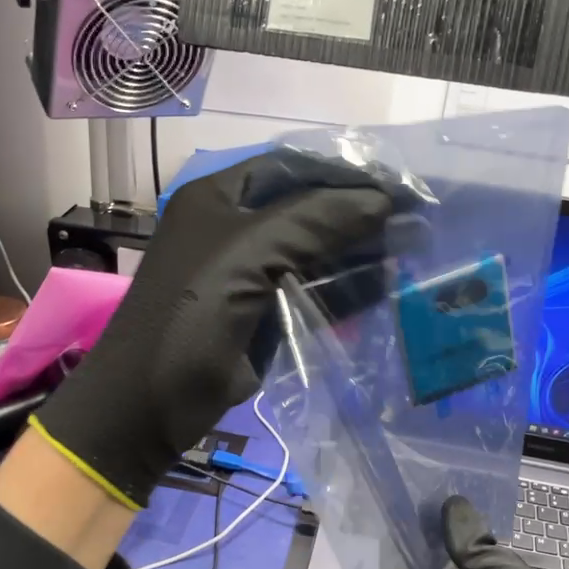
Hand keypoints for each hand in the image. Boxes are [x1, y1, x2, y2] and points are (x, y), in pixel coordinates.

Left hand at [31, 150, 403, 508]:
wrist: (152, 400)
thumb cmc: (191, 313)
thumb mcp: (249, 252)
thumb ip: (315, 220)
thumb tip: (381, 200)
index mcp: (219, 198)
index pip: (292, 168)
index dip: (344, 171)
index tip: (398, 179)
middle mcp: (236, 229)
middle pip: (308, 210)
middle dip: (359, 213)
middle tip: (416, 215)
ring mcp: (251, 275)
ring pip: (316, 253)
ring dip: (360, 251)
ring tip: (413, 246)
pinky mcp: (265, 316)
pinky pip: (313, 293)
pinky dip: (347, 290)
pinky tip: (386, 284)